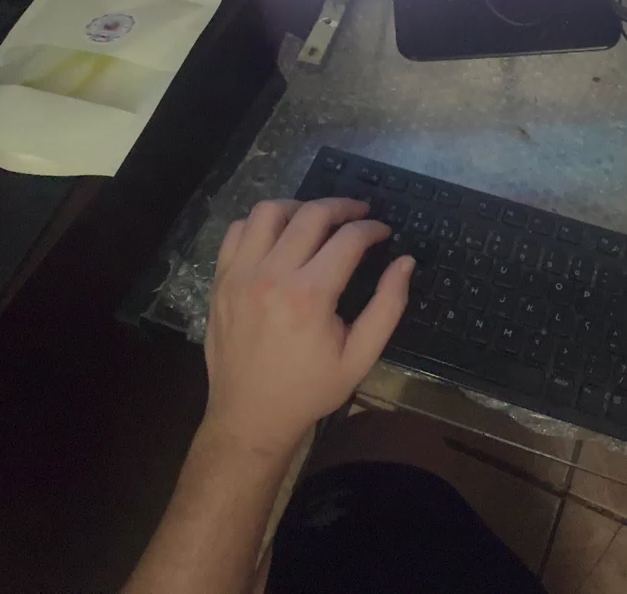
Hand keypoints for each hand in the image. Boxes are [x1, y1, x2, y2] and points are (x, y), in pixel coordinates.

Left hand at [200, 198, 412, 458]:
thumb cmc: (310, 388)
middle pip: (310, 214)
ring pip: (268, 212)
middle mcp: (272, 275)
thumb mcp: (361, 356)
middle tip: (359, 214)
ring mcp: (240, 276)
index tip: (383, 232)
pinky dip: (260, 224)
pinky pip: (237, 232)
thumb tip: (405, 262)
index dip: (372, 228)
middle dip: (342, 207)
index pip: (348, 238)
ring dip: (299, 207)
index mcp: (309, 295)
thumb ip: (388, 305)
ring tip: (317, 219)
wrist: (249, 419)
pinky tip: (279, 237)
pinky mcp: (221, 281)